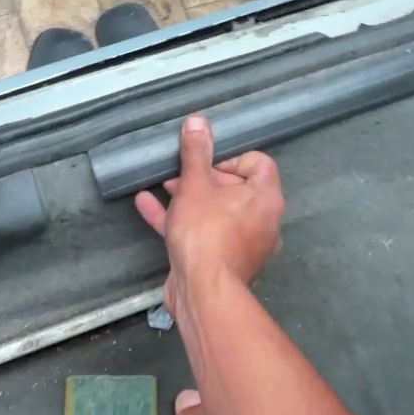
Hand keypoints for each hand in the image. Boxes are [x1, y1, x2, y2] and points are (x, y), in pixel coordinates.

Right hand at [135, 114, 285, 294]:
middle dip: (204, 177)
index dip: (230, 157)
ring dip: (190, 198)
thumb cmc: (206, 231)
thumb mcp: (196, 184)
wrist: (203, 293)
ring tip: (164, 186)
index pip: (258, 163)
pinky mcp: (223, 262)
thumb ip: (196, 153)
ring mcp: (244, 245)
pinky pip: (204, 233)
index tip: (206, 163)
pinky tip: (147, 205)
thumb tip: (197, 121)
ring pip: (217, 211)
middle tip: (180, 175)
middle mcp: (262, 221)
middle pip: (236, 187)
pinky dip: (181, 220)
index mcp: (266, 198)